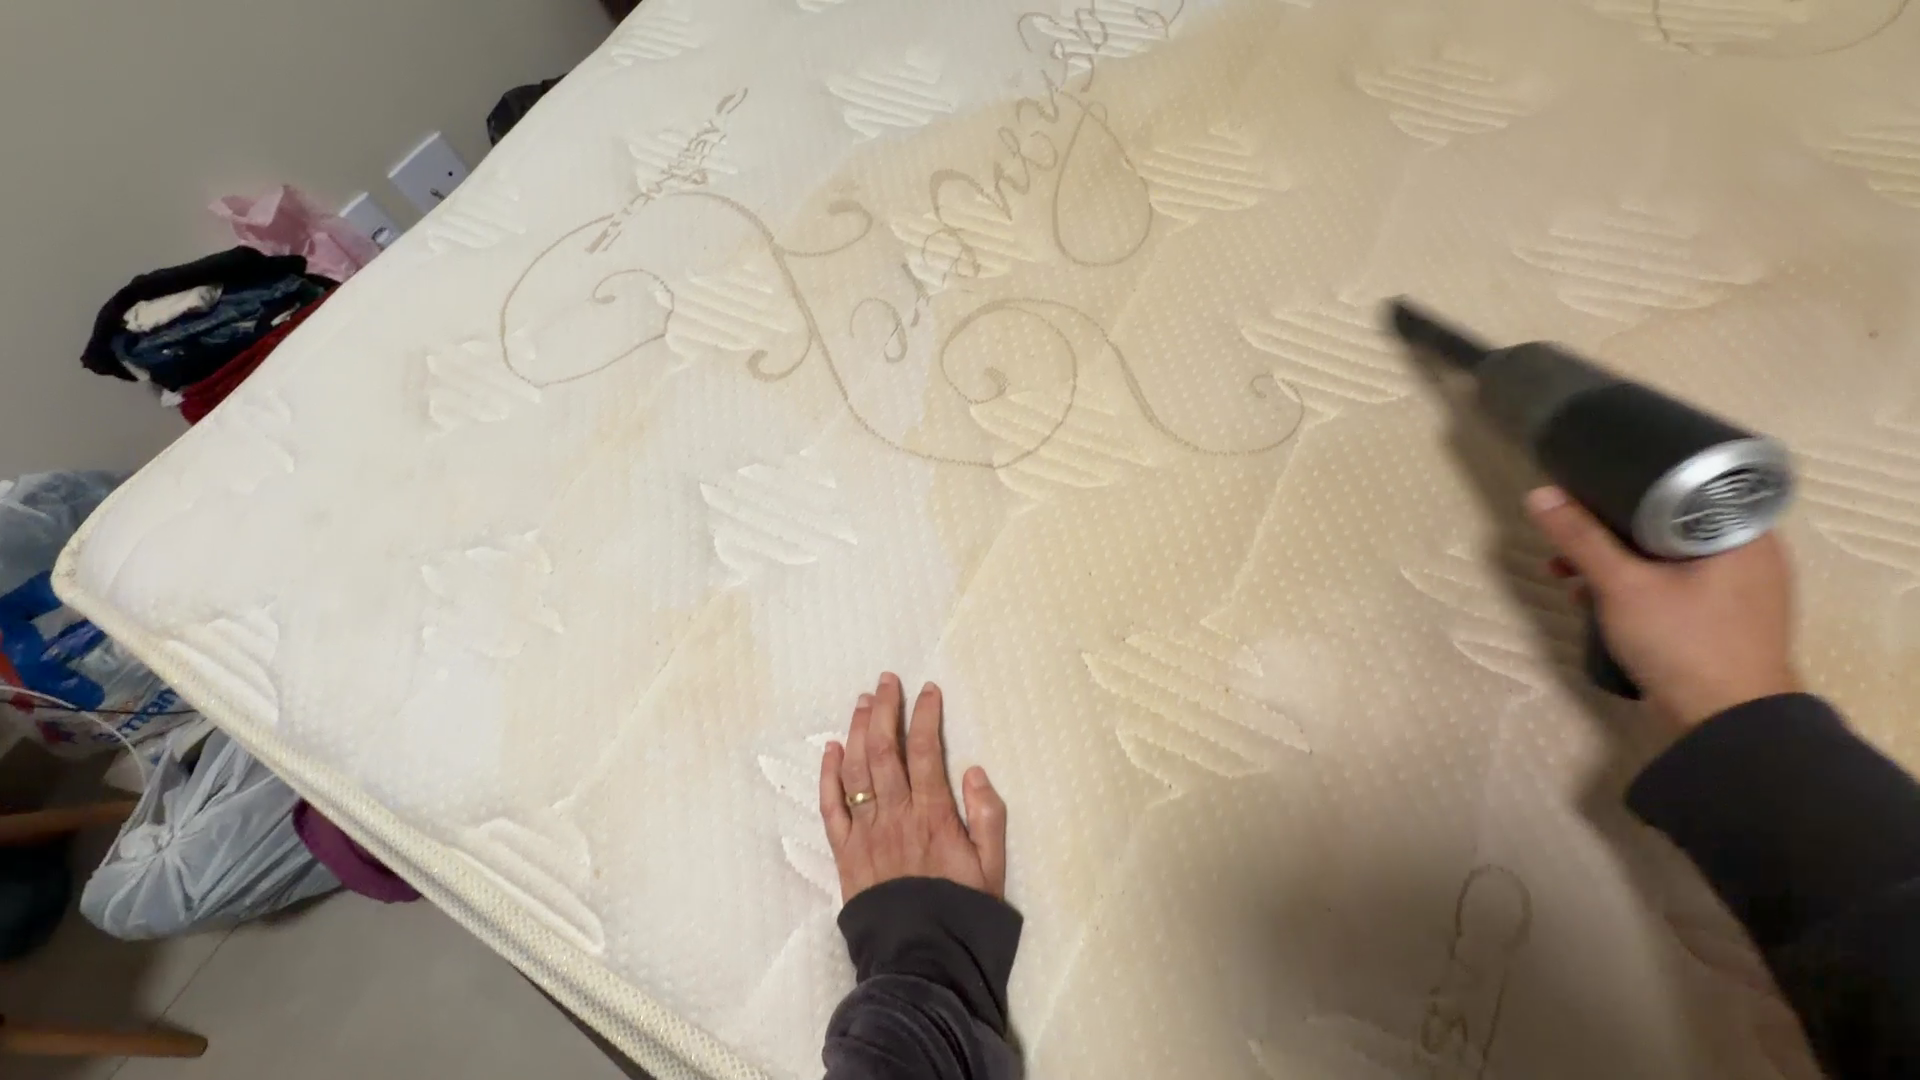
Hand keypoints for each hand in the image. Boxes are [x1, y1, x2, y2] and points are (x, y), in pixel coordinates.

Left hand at [818, 673, 1007, 902]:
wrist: (922, 960)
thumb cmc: (961, 910)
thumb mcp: (993, 866)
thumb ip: (987, 816)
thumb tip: (973, 769)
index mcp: (933, 815)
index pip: (925, 751)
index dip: (925, 715)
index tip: (928, 689)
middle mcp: (895, 815)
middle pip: (884, 750)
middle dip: (885, 709)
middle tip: (886, 681)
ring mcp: (866, 832)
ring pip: (857, 770)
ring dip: (858, 731)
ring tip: (862, 701)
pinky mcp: (844, 852)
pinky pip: (831, 807)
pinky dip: (829, 775)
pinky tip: (832, 749)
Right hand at [1526, 486, 1800, 727]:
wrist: (1724, 719)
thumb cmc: (1684, 641)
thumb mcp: (1621, 585)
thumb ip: (1581, 539)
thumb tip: (1541, 494)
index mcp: (1742, 534)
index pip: (1683, 487)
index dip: (1629, 485)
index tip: (1585, 492)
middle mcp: (1748, 554)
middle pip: (1664, 523)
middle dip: (1607, 532)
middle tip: (1566, 540)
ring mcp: (1737, 588)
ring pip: (1661, 556)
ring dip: (1612, 561)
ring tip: (1568, 573)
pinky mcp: (1719, 615)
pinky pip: (1668, 582)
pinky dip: (1630, 584)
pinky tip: (1594, 598)